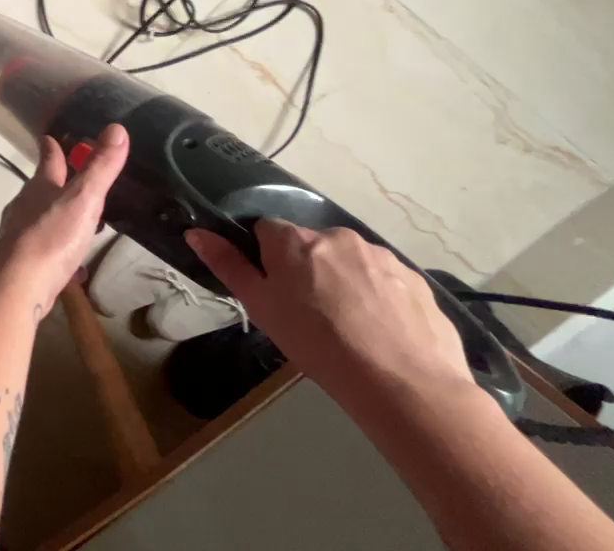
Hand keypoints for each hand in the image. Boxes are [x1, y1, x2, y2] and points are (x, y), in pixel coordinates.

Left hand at [0, 123, 128, 314]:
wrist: (19, 284)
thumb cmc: (52, 237)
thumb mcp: (83, 199)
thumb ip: (100, 168)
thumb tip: (116, 129)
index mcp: (39, 187)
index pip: (47, 159)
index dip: (51, 147)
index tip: (49, 137)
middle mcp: (25, 205)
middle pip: (43, 188)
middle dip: (57, 183)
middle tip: (76, 179)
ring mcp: (22, 233)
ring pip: (44, 218)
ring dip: (60, 216)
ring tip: (81, 220)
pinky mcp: (25, 259)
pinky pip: (48, 249)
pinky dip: (62, 251)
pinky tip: (76, 265)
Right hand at [186, 221, 472, 402]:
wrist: (403, 384)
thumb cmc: (315, 341)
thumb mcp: (259, 305)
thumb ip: (227, 264)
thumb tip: (196, 232)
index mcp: (295, 239)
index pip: (266, 229)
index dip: (265, 257)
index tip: (272, 288)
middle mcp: (339, 237)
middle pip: (310, 244)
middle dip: (306, 267)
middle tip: (306, 309)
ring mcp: (384, 258)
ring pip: (350, 262)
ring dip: (343, 280)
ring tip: (347, 323)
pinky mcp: (418, 282)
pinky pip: (385, 281)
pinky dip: (378, 298)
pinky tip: (378, 330)